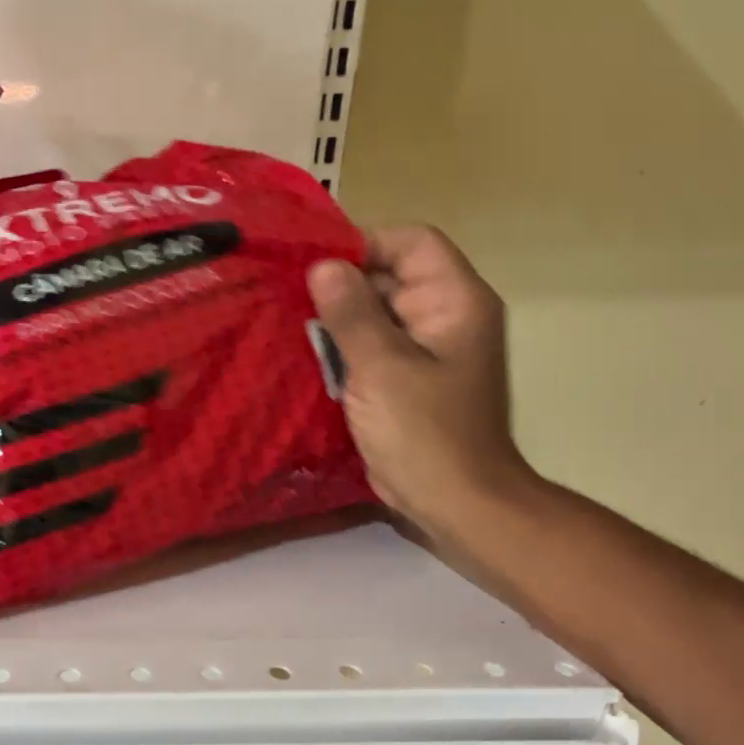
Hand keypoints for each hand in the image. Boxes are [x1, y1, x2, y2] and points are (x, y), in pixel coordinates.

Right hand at [307, 226, 533, 533]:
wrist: (456, 503)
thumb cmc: (424, 432)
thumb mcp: (381, 367)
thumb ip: (351, 313)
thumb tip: (323, 265)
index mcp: (455, 301)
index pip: (412, 242)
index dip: (364, 243)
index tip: (312, 265)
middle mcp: (445, 315)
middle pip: (390, 275)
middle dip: (340, 284)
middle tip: (286, 296)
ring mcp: (427, 349)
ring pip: (376, 312)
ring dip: (336, 318)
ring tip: (288, 324)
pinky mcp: (407, 378)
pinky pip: (371, 346)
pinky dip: (341, 347)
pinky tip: (306, 356)